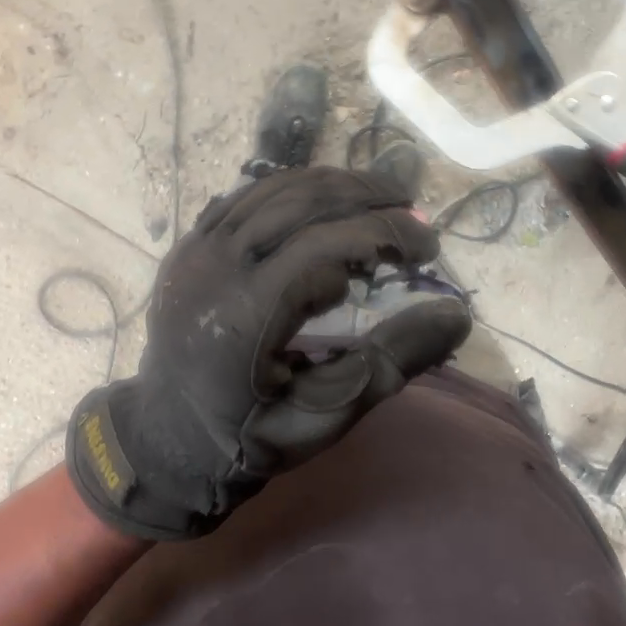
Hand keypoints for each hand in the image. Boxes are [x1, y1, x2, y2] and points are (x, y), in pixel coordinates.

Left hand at [66, 167, 471, 540]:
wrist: (169, 440)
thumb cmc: (253, 437)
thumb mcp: (330, 413)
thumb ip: (393, 360)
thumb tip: (457, 314)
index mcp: (249, 312)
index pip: (330, 243)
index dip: (387, 234)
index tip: (429, 248)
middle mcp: (217, 266)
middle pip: (304, 200)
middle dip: (368, 196)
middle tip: (413, 210)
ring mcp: (196, 251)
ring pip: (274, 189)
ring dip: (334, 185)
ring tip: (378, 197)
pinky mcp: (189, 246)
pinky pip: (245, 198)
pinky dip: (293, 192)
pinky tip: (324, 203)